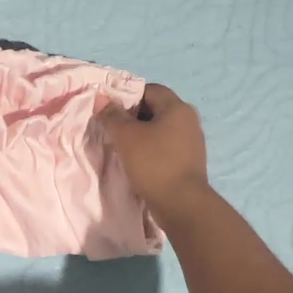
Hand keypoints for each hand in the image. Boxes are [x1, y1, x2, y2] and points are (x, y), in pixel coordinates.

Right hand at [98, 84, 211, 213]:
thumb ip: (112, 116)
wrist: (181, 202)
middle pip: (156, 108)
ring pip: (162, 129)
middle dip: (134, 117)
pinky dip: (152, 149)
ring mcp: (192, 140)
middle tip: (114, 130)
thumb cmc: (154, 164)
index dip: (128, 97)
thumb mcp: (127, 138)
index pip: (150, 89)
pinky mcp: (189, 160)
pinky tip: (139, 162)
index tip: (111, 112)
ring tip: (124, 148)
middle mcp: (189, 119)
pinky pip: (167, 146)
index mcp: (177, 107)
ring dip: (143, 134)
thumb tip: (100, 98)